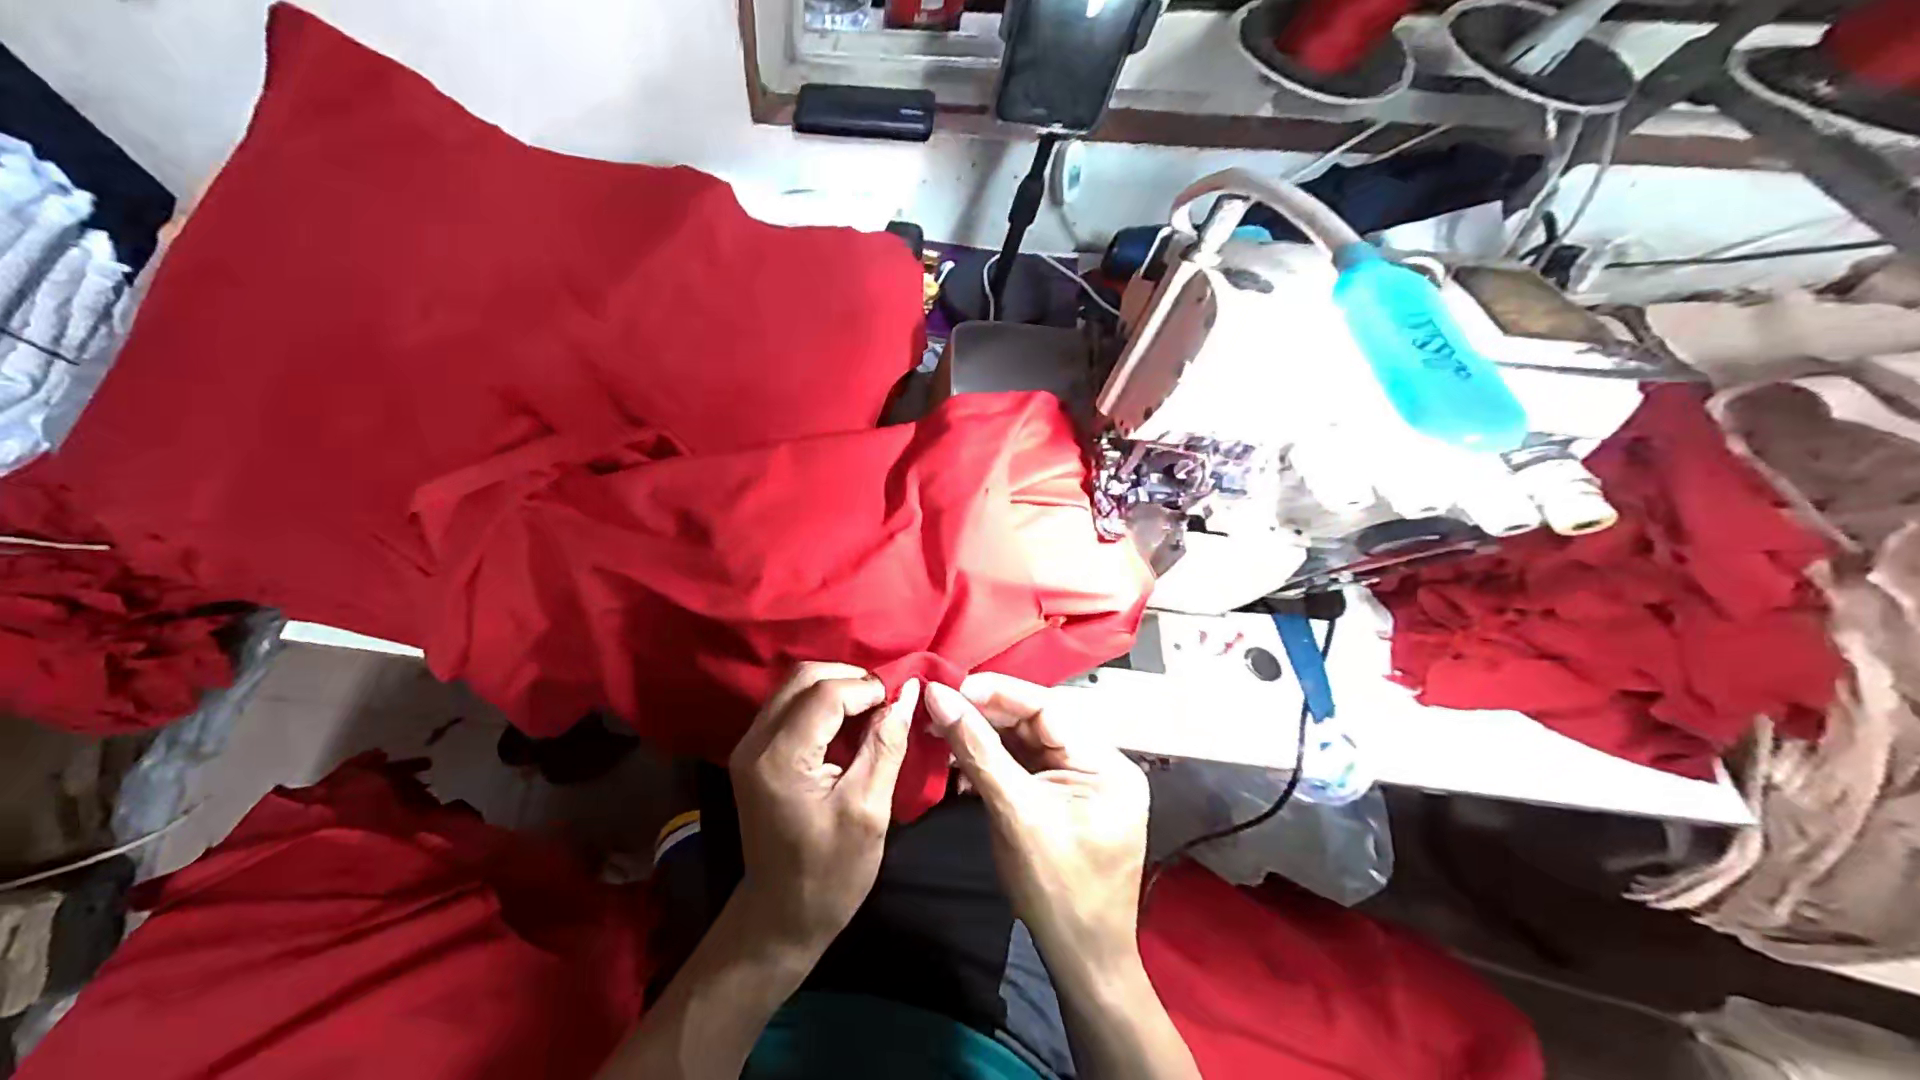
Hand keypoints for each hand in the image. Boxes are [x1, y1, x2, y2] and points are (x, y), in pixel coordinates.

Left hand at [728, 663, 919, 954]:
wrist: (781, 916)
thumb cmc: (830, 873)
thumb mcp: (868, 810)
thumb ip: (885, 745)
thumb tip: (907, 695)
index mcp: (780, 758)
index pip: (827, 693)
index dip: (869, 689)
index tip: (901, 703)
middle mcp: (755, 742)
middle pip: (804, 676)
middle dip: (852, 679)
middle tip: (887, 702)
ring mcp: (750, 745)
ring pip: (795, 685)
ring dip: (837, 686)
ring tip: (873, 708)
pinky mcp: (755, 752)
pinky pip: (790, 704)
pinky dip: (823, 700)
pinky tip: (849, 720)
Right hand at [924, 675, 1149, 977]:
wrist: (1080, 960)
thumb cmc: (1056, 891)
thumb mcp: (1014, 813)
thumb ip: (977, 750)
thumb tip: (940, 697)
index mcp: (1106, 764)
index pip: (1049, 708)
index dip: (998, 693)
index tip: (953, 688)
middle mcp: (1099, 764)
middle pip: (1035, 722)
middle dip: (985, 714)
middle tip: (938, 707)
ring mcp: (1081, 782)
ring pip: (1025, 743)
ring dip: (983, 737)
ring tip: (940, 729)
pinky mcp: (1061, 798)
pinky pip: (1023, 767)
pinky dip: (991, 762)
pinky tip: (957, 759)